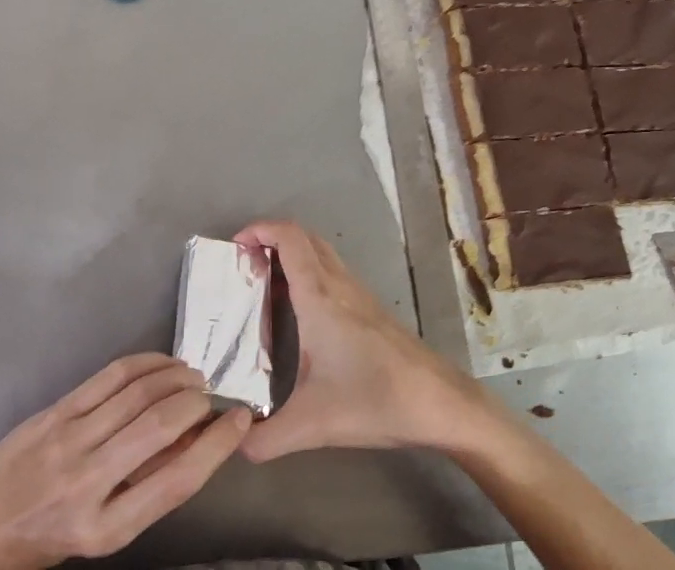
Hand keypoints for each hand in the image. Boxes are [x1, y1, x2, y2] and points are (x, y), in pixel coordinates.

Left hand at [0, 354, 249, 569]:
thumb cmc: (46, 540)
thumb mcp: (102, 533)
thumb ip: (146, 489)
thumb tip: (195, 441)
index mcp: (106, 527)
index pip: (177, 480)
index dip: (216, 446)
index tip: (240, 421)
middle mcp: (88, 481)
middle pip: (159, 427)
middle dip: (196, 402)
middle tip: (213, 395)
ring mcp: (68, 440)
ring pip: (136, 394)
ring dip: (174, 377)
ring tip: (193, 376)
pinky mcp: (54, 413)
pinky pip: (108, 378)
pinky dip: (144, 365)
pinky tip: (162, 364)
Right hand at [233, 221, 493, 461]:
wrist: (441, 404)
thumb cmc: (376, 400)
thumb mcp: (313, 425)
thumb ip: (268, 439)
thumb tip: (235, 445)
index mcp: (320, 296)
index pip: (288, 238)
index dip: (259, 229)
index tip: (233, 246)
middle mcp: (339, 285)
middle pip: (303, 238)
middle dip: (270, 240)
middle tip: (243, 268)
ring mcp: (359, 295)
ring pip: (321, 254)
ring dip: (291, 257)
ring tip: (263, 289)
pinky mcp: (371, 311)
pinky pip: (332, 274)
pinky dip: (309, 276)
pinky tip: (299, 315)